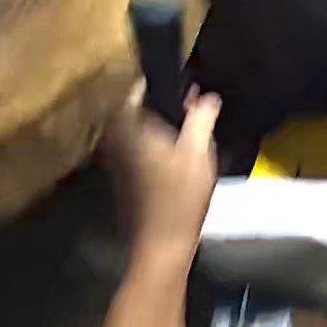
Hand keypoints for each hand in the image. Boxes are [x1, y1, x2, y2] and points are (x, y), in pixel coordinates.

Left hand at [104, 85, 220, 256]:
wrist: (162, 242)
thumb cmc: (180, 196)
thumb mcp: (197, 152)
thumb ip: (201, 118)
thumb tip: (208, 97)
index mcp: (130, 128)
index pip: (137, 91)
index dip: (160, 84)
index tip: (184, 85)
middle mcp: (118, 140)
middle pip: (138, 110)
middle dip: (164, 105)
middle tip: (193, 105)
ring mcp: (119, 160)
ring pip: (140, 130)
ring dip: (162, 125)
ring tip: (192, 127)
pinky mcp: (126, 176)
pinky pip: (141, 147)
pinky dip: (158, 143)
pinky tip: (182, 154)